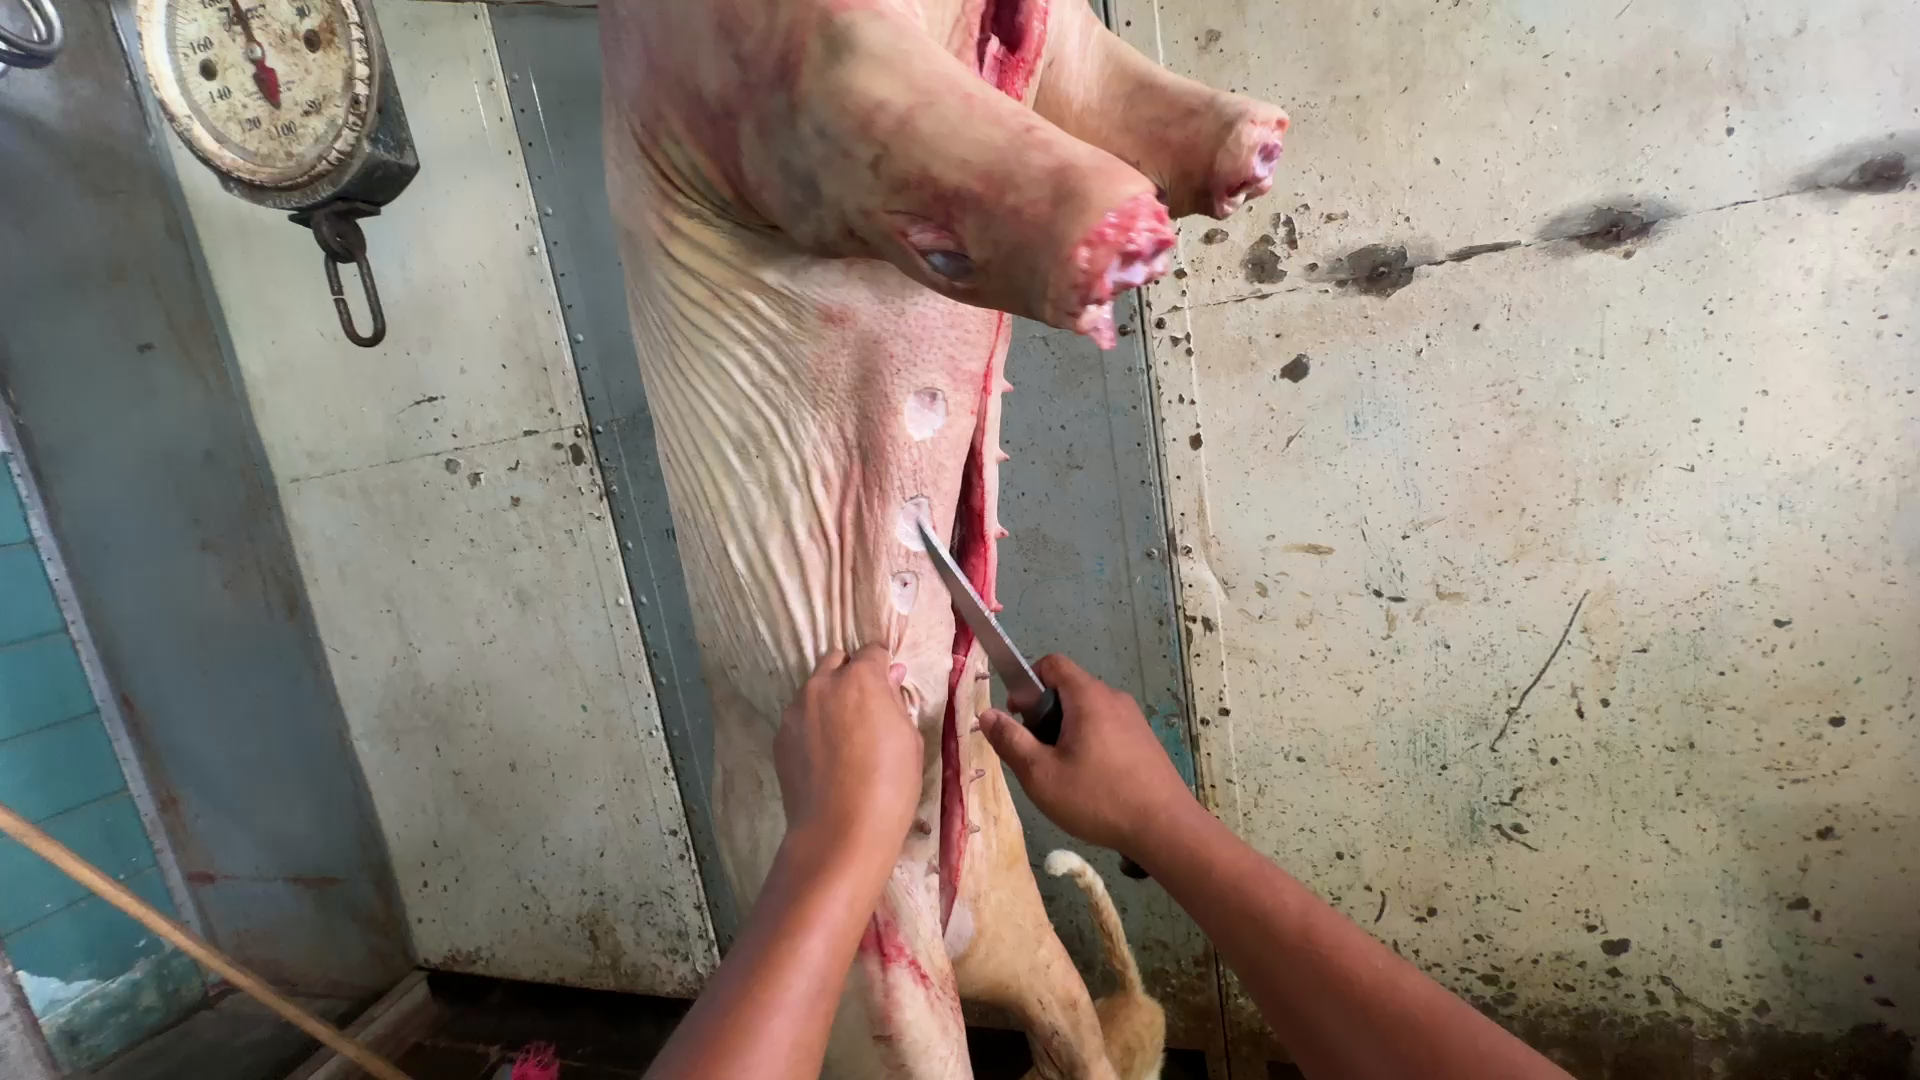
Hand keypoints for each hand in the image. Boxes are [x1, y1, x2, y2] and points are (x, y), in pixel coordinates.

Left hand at [775, 644, 922, 860]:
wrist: (840, 833)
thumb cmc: (890, 784)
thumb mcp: (909, 738)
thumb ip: (896, 700)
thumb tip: (890, 677)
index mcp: (860, 678)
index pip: (873, 651)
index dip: (884, 667)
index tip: (890, 687)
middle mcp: (823, 685)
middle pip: (837, 661)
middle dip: (851, 675)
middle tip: (866, 708)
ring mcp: (796, 710)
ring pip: (814, 689)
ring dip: (830, 699)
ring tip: (844, 737)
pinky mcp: (780, 737)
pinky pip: (800, 718)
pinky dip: (812, 726)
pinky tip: (825, 758)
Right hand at [980, 654, 1195, 853]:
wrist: (1166, 829)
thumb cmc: (1098, 798)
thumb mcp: (1041, 774)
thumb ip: (1011, 740)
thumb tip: (986, 714)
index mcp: (1088, 696)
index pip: (1051, 663)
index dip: (1027, 683)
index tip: (1019, 718)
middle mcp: (1113, 698)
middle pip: (1068, 689)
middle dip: (1044, 715)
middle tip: (1038, 755)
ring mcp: (1134, 719)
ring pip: (1087, 712)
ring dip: (1066, 733)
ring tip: (1063, 773)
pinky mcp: (1145, 741)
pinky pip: (1107, 728)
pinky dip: (1090, 744)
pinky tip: (1091, 783)